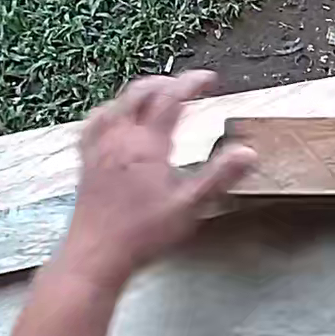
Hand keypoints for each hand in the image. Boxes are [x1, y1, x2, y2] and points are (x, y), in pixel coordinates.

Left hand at [55, 71, 255, 287]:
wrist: (94, 256)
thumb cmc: (144, 233)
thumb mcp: (190, 206)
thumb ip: (219, 176)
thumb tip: (249, 152)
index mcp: (148, 145)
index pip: (171, 99)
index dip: (191, 83)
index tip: (210, 78)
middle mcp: (120, 138)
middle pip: (140, 93)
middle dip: (166, 83)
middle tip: (187, 87)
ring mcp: (98, 148)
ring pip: (116, 103)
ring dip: (140, 93)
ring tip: (157, 96)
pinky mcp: (85, 162)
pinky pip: (95, 122)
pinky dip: (112, 110)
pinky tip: (116, 118)